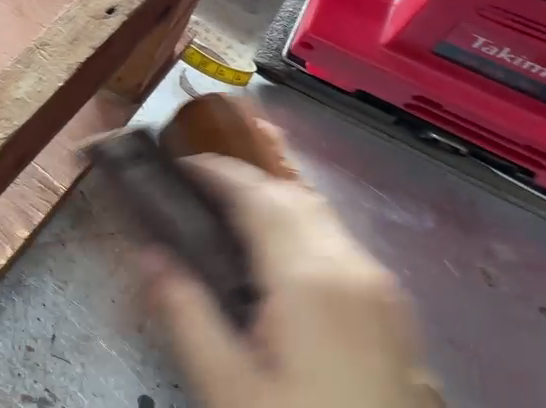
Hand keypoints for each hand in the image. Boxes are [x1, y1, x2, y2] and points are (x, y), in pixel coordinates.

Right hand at [145, 156, 438, 407]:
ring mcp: (383, 293)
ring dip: (274, 202)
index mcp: (308, 278)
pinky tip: (279, 256)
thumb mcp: (223, 382)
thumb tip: (148, 254)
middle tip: (197, 187)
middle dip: (243, 180)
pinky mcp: (396, 317)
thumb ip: (183, 311)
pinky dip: (301, 229)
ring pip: (322, 217)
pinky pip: (342, 245)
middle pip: (293, 195)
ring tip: (231, 214)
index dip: (214, 170)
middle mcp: (353, 270)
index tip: (177, 164)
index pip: (256, 194)